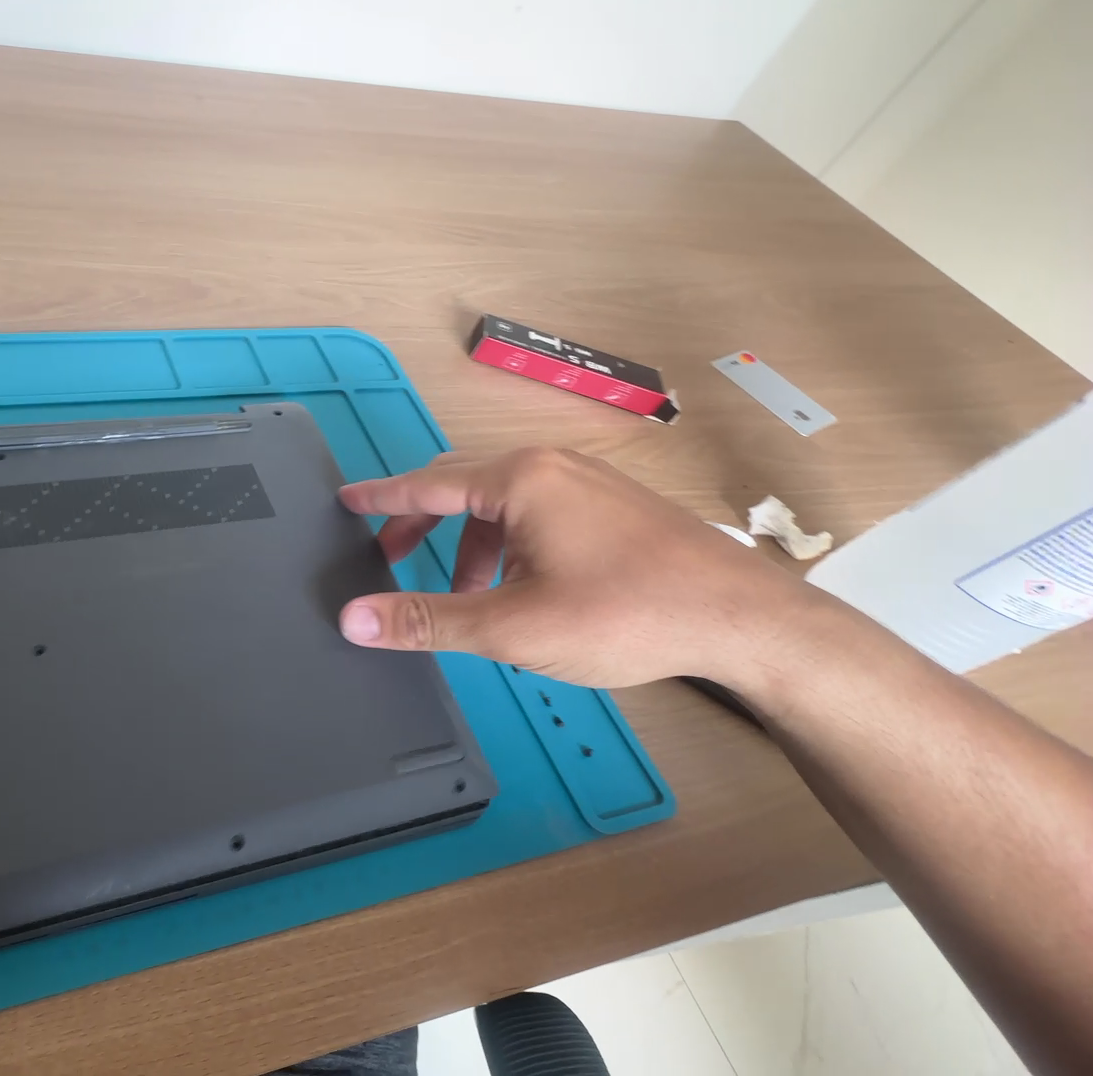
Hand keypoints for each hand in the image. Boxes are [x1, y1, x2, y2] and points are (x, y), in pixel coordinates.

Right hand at [335, 447, 818, 687]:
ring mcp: (588, 481)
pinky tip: (520, 588)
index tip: (344, 500)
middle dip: (420, 523)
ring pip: (502, 504)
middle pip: (461, 487)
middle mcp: (550, 467)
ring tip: (462, 594)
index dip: (379, 497)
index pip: (425, 483)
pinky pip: (537, 512)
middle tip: (389, 556)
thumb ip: (424, 619)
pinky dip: (507, 544)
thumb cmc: (623, 615)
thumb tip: (352, 618)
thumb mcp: (508, 625)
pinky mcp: (614, 504)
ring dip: (467, 544)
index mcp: (518, 480)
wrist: (748, 621)